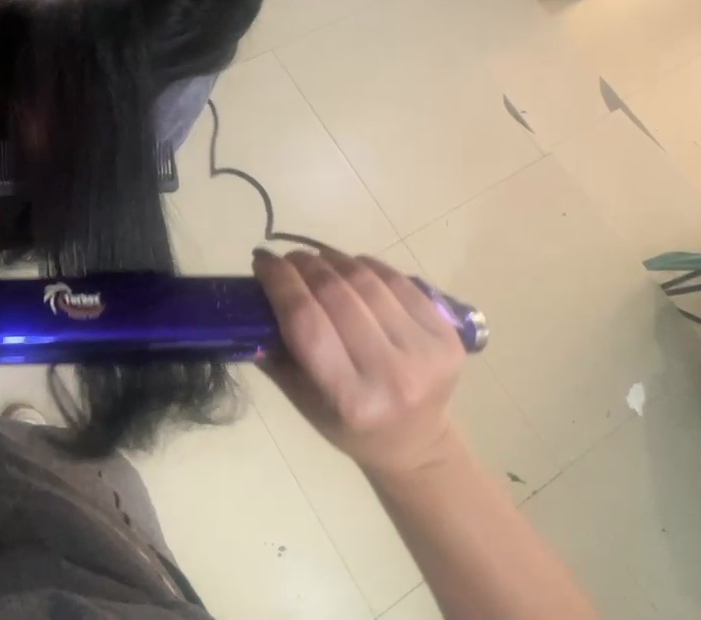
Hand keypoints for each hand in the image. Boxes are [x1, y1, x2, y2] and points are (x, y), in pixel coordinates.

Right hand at [254, 247, 464, 476]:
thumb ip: (274, 349)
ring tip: (314, 259)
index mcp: (349, 397)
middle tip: (285, 258)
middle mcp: (392, 375)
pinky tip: (350, 267)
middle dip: (303, 265)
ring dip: (333, 260)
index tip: (261, 259)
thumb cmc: (346, 425)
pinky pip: (399, 281)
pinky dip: (367, 265)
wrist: (415, 443)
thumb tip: (252, 294)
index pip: (306, 320)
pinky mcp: (448, 336)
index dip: (280, 281)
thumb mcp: (300, 397)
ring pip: (367, 281)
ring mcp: (426, 352)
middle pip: (336, 295)